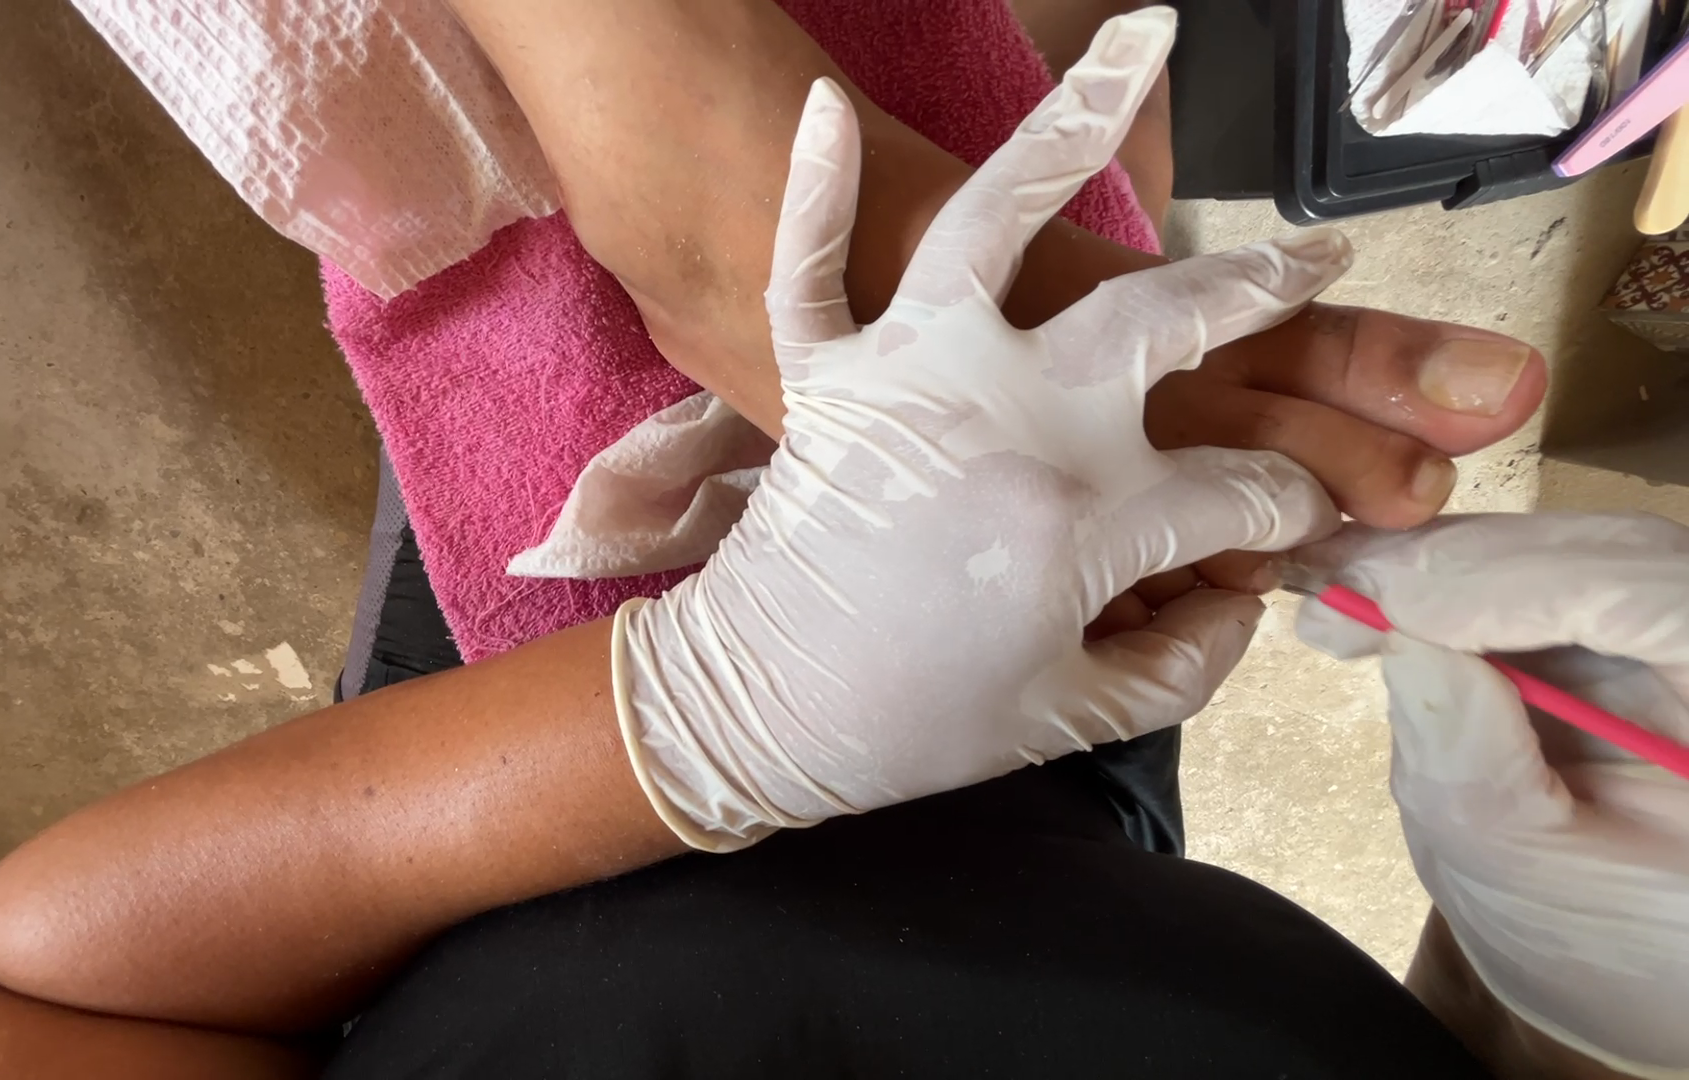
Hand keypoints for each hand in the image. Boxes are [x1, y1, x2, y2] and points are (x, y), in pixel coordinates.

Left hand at [615, 11, 1339, 849]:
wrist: (760, 712)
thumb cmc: (909, 728)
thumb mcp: (1071, 723)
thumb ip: (1185, 664)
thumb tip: (1244, 601)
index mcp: (1088, 524)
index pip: (1242, 495)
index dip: (1282, 517)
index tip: (1283, 529)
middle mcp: (1010, 425)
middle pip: (1171, 324)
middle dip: (1267, 292)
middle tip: (1314, 265)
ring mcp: (904, 385)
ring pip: (992, 223)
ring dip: (1071, 122)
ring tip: (1143, 39)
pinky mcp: (821, 386)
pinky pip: (808, 270)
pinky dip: (808, 192)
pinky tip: (829, 110)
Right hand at [1296, 513, 1688, 1077]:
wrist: (1616, 948)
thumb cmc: (1579, 931)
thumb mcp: (1504, 851)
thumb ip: (1456, 740)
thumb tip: (1381, 622)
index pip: (1657, 600)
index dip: (1506, 582)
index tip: (1369, 600)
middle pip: (1608, 554)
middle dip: (1450, 563)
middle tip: (1330, 586)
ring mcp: (1688, 633)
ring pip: (1566, 546)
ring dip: (1433, 562)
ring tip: (1337, 595)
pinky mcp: (1640, 625)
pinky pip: (1538, 567)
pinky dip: (1441, 574)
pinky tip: (1373, 593)